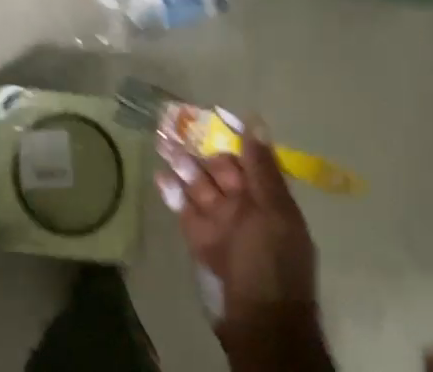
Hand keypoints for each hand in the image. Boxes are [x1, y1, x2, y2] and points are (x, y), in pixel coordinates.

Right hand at [157, 121, 332, 371]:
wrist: (258, 321)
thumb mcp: (273, 211)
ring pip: (197, 183)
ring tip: (159, 137)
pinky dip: (171, 191)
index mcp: (268, 197)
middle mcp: (244, 205)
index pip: (247, 156)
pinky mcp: (198, 239)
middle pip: (218, 166)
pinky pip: (184, 208)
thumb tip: (255, 120)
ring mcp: (219, 222)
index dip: (230, 132)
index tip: (209, 109)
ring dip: (180, 161)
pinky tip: (159, 174)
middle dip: (196, 143)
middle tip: (169, 119)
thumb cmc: (272, 262)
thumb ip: (261, 168)